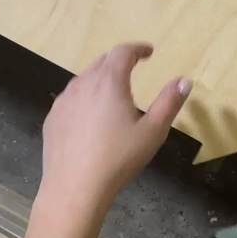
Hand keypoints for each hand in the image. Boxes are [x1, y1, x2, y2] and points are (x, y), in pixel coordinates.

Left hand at [36, 43, 190, 222]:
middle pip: (102, 62)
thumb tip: (184, 80)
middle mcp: (83, 85)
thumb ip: (170, 102)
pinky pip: (71, 98)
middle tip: (134, 69)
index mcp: (109, 83)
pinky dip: (85, 97)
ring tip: (113, 93)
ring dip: (101, 78)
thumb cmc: (118, 159)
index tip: (149, 52)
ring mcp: (63, 102)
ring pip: (84, 79)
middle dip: (120, 61)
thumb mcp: (153, 132)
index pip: (123, 52)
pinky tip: (91, 118)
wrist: (74, 189)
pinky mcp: (52, 119)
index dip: (138, 49)